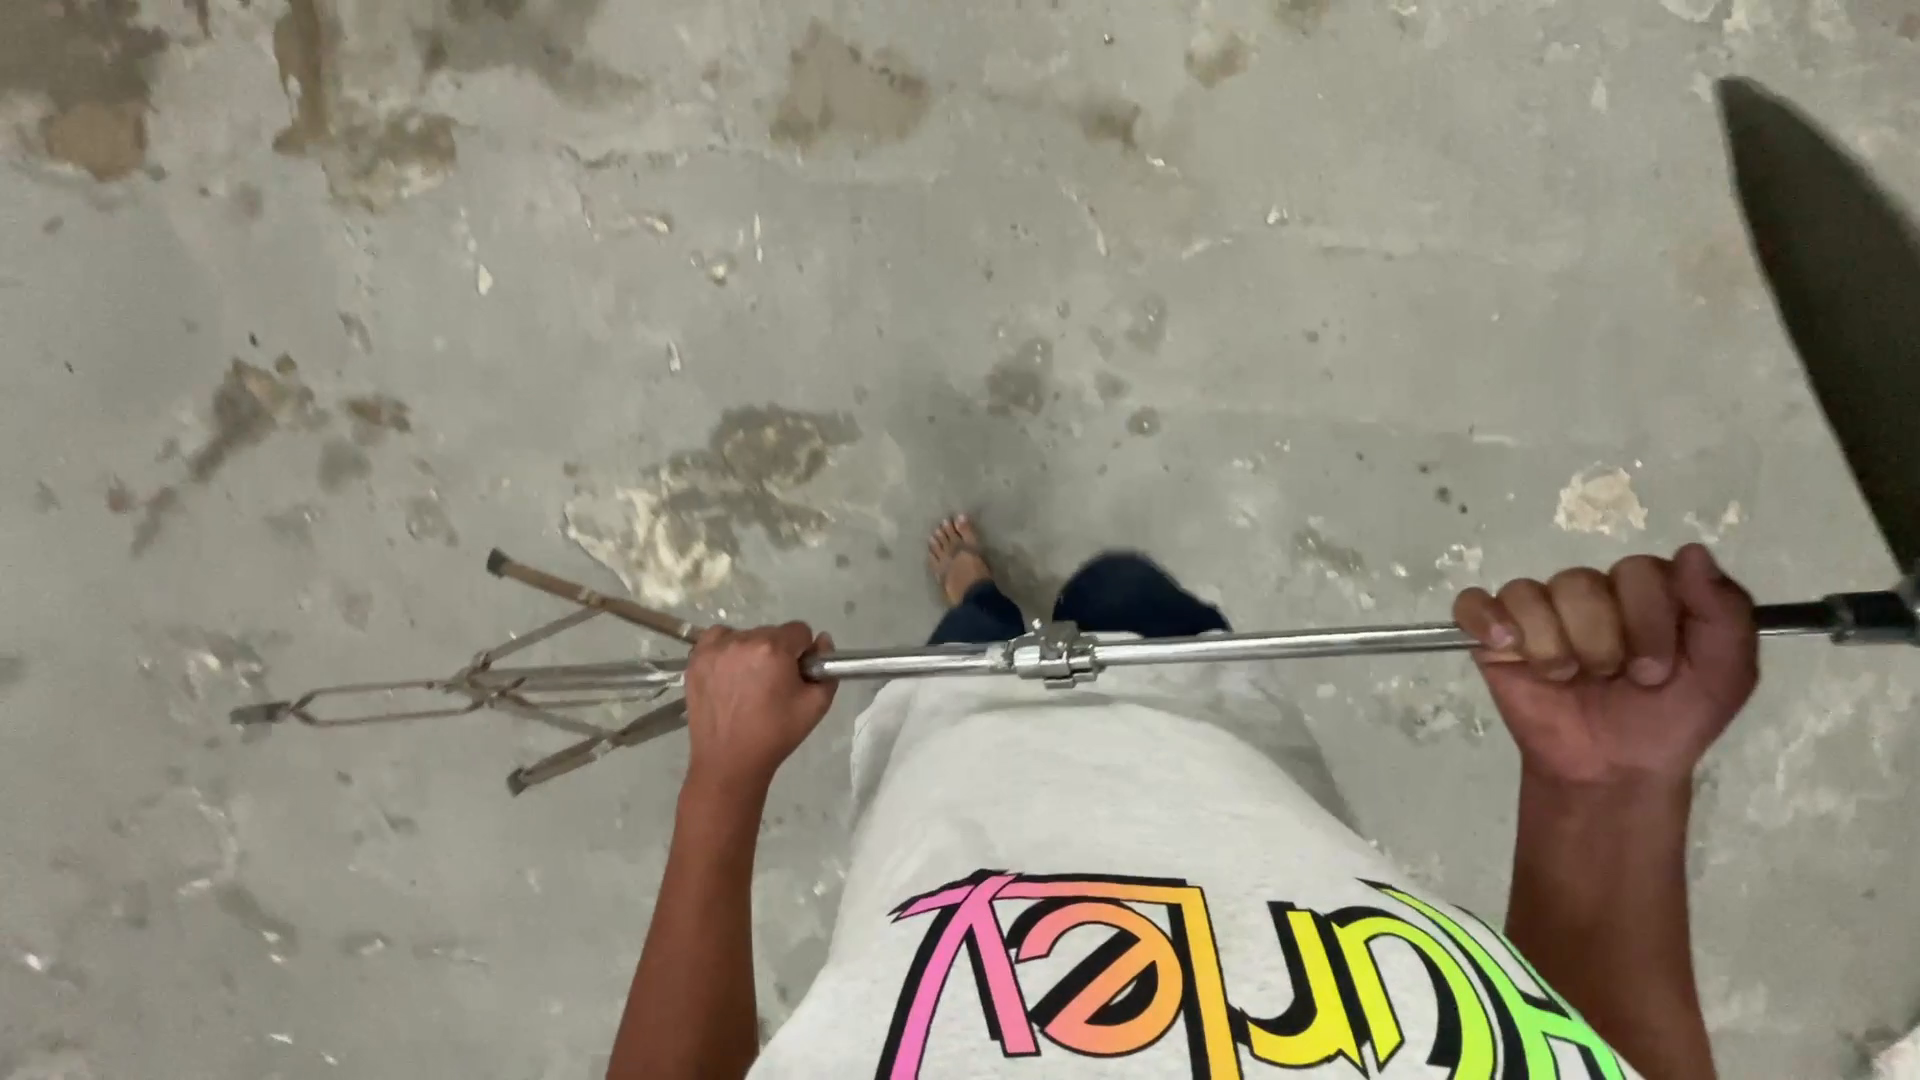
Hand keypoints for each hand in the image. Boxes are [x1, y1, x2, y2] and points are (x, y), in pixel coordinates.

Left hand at [682, 622, 836, 792]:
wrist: (730, 761)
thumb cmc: (776, 733)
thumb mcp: (816, 705)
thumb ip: (827, 669)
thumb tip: (822, 642)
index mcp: (774, 649)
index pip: (800, 631)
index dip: (804, 652)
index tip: (797, 674)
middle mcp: (743, 641)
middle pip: (773, 633)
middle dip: (779, 652)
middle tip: (774, 684)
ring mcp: (716, 649)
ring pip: (747, 635)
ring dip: (753, 650)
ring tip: (750, 681)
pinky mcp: (697, 660)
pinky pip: (718, 639)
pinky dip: (726, 648)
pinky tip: (729, 671)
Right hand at [1452, 544, 1757, 786]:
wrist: (1611, 768)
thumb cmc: (1669, 720)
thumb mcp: (1725, 673)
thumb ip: (1723, 612)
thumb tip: (1691, 551)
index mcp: (1641, 594)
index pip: (1637, 570)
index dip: (1647, 618)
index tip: (1654, 669)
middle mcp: (1584, 593)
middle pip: (1579, 582)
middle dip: (1599, 639)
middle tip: (1609, 677)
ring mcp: (1532, 613)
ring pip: (1528, 594)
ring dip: (1552, 646)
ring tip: (1563, 677)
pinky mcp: (1489, 636)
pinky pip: (1473, 604)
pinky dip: (1486, 620)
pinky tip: (1507, 647)